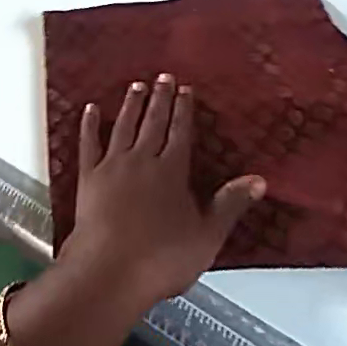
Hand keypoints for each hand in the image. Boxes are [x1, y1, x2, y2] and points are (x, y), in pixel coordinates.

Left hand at [59, 73, 266, 309]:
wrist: (109, 269)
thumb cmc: (162, 258)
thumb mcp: (206, 235)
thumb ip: (229, 204)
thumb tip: (258, 179)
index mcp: (171, 172)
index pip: (180, 132)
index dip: (183, 110)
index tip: (185, 89)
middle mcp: (141, 160)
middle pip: (152, 122)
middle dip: (160, 98)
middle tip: (163, 76)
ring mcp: (112, 165)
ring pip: (123, 126)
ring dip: (131, 104)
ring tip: (136, 85)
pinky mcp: (88, 176)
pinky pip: (89, 142)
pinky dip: (90, 124)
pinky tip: (90, 109)